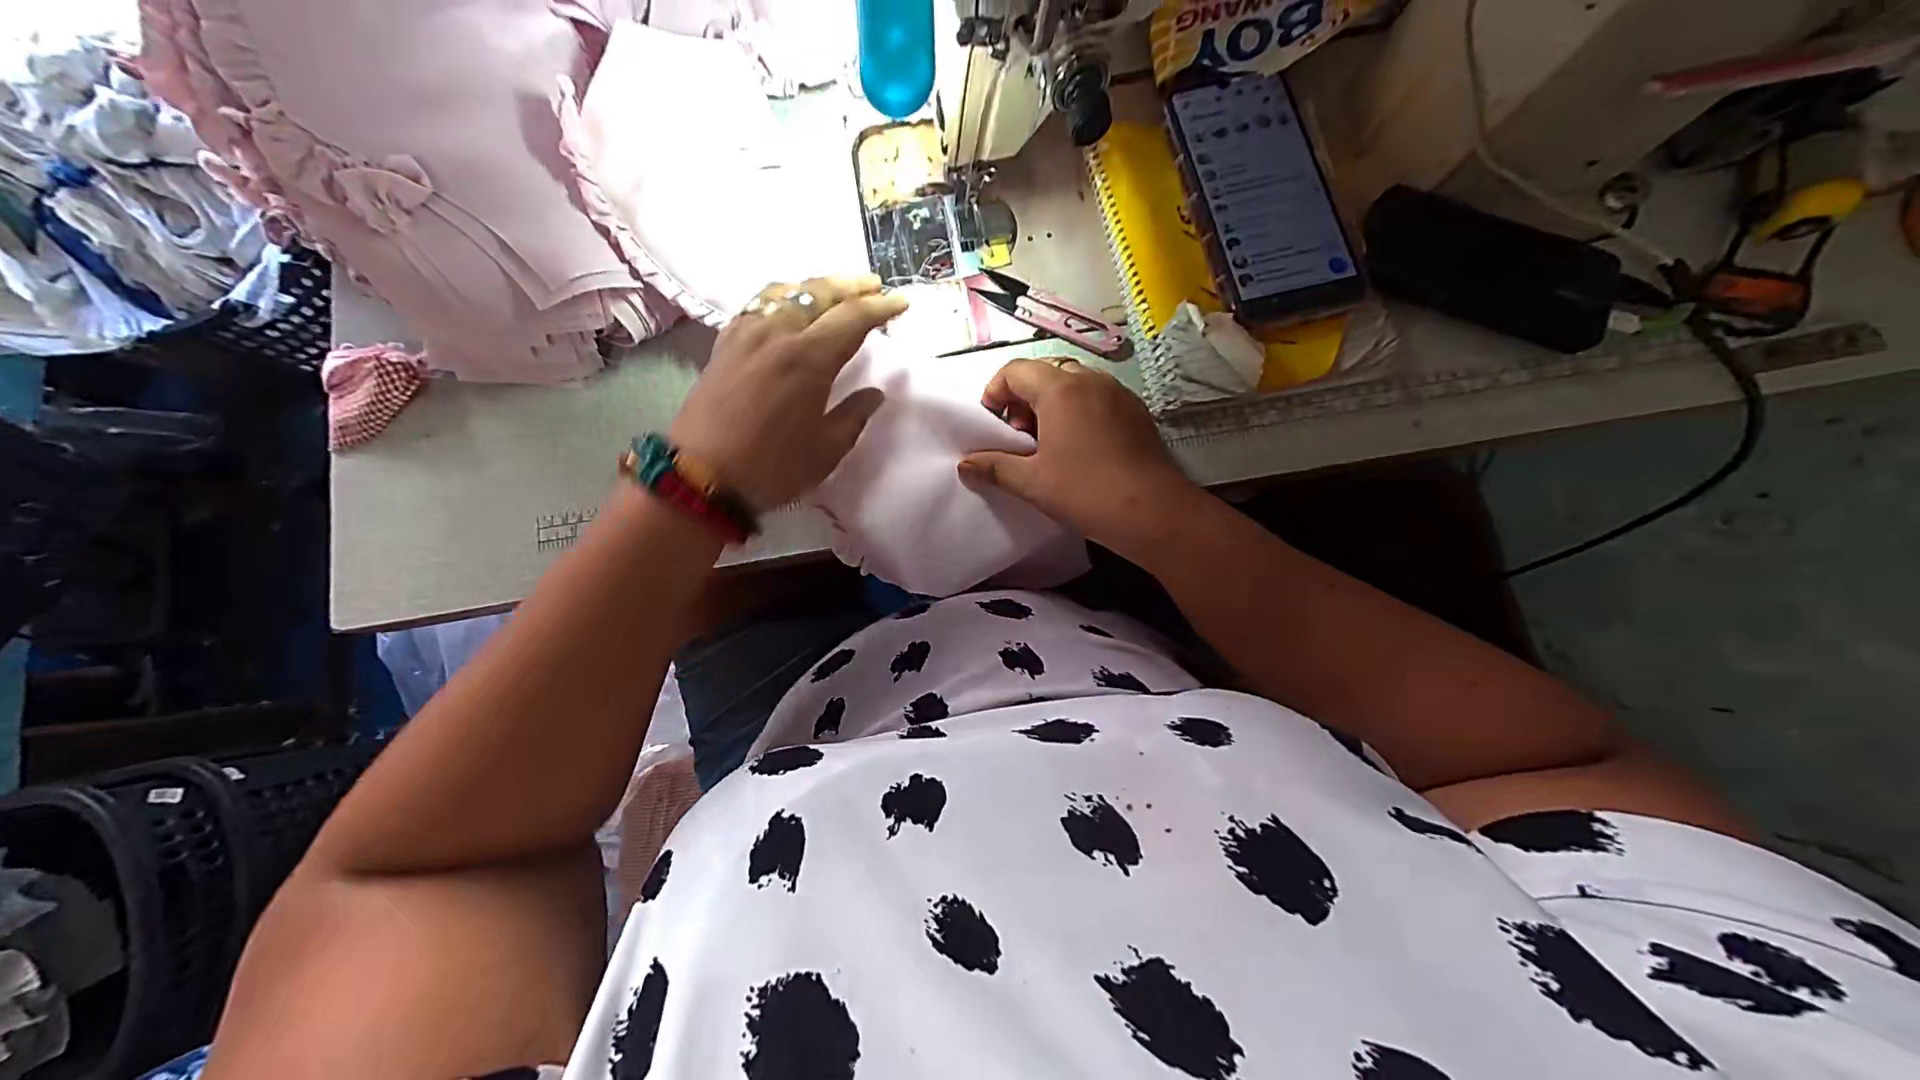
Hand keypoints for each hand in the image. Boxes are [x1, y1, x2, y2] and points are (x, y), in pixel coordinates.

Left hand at [670, 276, 906, 509]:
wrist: (701, 477)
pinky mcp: (724, 344)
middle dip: (851, 286)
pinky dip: (781, 297)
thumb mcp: (826, 449)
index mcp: (809, 358)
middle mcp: (778, 334)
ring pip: (785, 291)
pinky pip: (757, 305)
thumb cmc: (772, 467)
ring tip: (834, 293)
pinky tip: (787, 308)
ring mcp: (746, 334)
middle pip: (818, 291)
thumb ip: (854, 415)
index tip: (901, 302)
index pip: (853, 317)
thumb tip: (874, 394)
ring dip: (815, 286)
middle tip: (874, 286)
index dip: (881, 307)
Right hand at [957, 358, 1196, 544]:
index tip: (993, 425)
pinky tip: (1079, 448)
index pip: (1015, 370)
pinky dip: (1079, 411)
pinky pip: (1097, 397)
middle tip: (1019, 436)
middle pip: (1045, 372)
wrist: (1152, 511)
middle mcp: (1090, 380)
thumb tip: (965, 465)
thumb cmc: (1086, 492)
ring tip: (1048, 443)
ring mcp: (1118, 393)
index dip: (995, 393)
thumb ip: (994, 467)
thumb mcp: (1032, 482)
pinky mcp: (1136, 411)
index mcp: (1060, 389)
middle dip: (1023, 398)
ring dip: (1052, 404)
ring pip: (1073, 383)